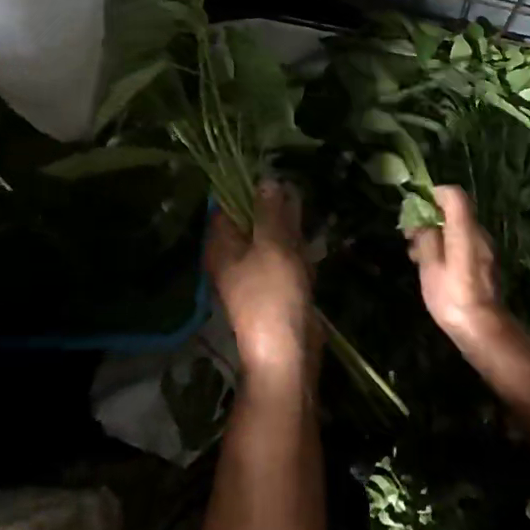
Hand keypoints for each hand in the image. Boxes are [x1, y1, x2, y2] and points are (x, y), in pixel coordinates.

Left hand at [205, 181, 315, 379]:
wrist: (286, 354)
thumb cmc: (273, 294)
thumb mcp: (272, 244)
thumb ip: (269, 210)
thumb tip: (266, 179)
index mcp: (220, 243)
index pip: (226, 203)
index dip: (248, 187)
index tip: (274, 176)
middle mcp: (230, 255)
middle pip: (250, 219)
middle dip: (274, 210)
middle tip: (295, 200)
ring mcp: (250, 273)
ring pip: (269, 239)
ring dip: (288, 233)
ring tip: (302, 230)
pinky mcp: (271, 288)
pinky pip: (281, 261)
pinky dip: (295, 255)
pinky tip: (308, 257)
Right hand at [409, 186, 511, 345]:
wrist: (482, 329)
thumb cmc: (452, 295)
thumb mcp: (429, 265)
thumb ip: (426, 238)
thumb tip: (424, 224)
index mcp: (465, 231)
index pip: (454, 195)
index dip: (434, 194)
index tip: (416, 206)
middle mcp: (479, 235)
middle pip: (456, 212)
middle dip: (431, 218)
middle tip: (410, 235)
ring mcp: (485, 250)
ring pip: (458, 230)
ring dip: (437, 235)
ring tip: (416, 255)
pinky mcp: (484, 264)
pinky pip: (463, 245)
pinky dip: (446, 247)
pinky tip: (432, 267)